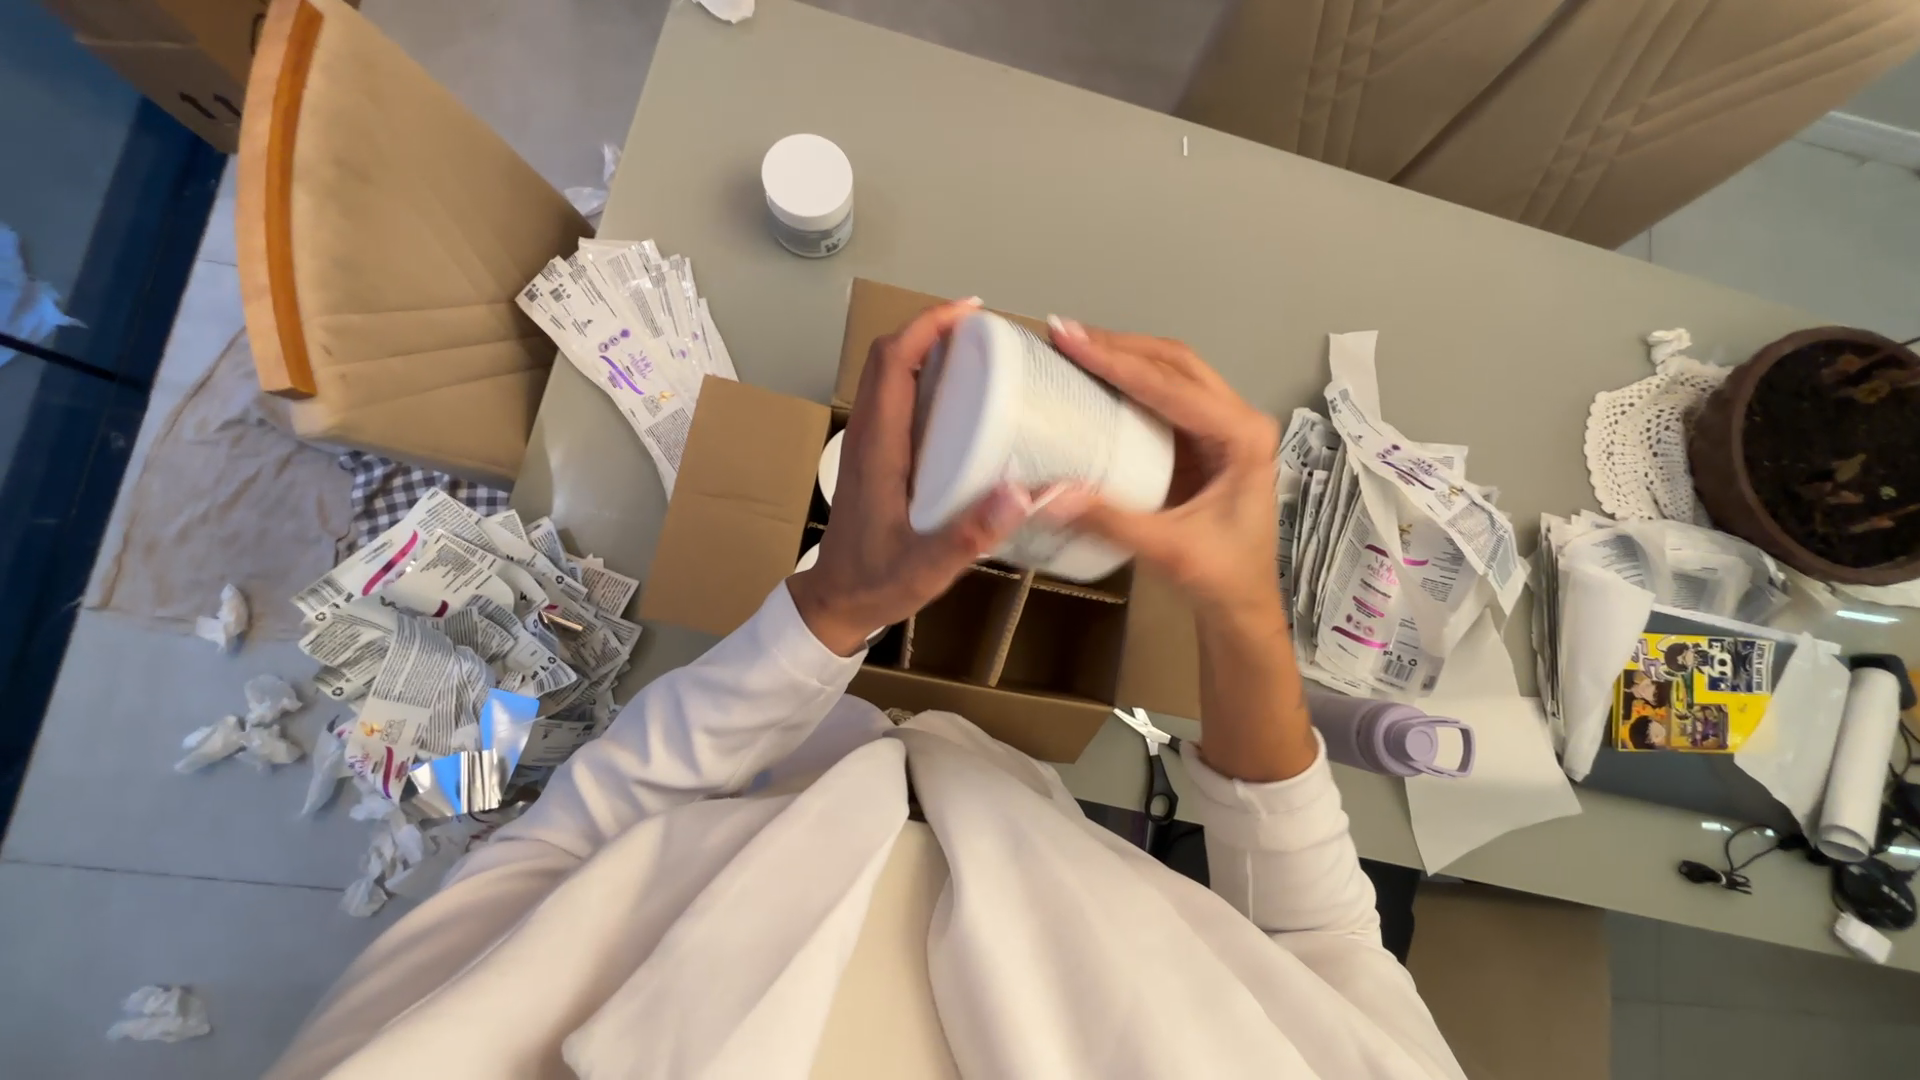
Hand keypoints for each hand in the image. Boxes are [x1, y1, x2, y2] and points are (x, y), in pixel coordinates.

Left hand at [788, 298, 1028, 655]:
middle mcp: (868, 435)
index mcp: (878, 448)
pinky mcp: (875, 456)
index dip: (927, 326)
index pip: (892, 363)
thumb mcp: (927, 566)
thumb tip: (1024, 492)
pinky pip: (895, 399)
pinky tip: (961, 400)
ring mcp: (868, 444)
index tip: (971, 313)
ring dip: (927, 352)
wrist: (836, 601)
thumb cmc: (877, 582)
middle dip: (932, 330)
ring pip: (889, 375)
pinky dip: (924, 380)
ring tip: (979, 356)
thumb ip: (971, 534)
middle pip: (888, 358)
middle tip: (984, 334)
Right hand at [1039, 317, 1311, 781]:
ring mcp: (1222, 428)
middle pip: (1176, 362)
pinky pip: (1164, 394)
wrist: (1241, 604)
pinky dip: (1129, 379)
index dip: (1117, 361)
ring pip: (1173, 371)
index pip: (1172, 386)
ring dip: (1124, 355)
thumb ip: (1109, 520)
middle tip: (1063, 334)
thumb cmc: (1218, 577)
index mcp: (1241, 438)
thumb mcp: (1165, 549)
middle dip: (1119, 345)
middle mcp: (1238, 421)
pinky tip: (1095, 377)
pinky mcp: (1202, 441)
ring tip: (1073, 346)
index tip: (1069, 340)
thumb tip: (1044, 494)